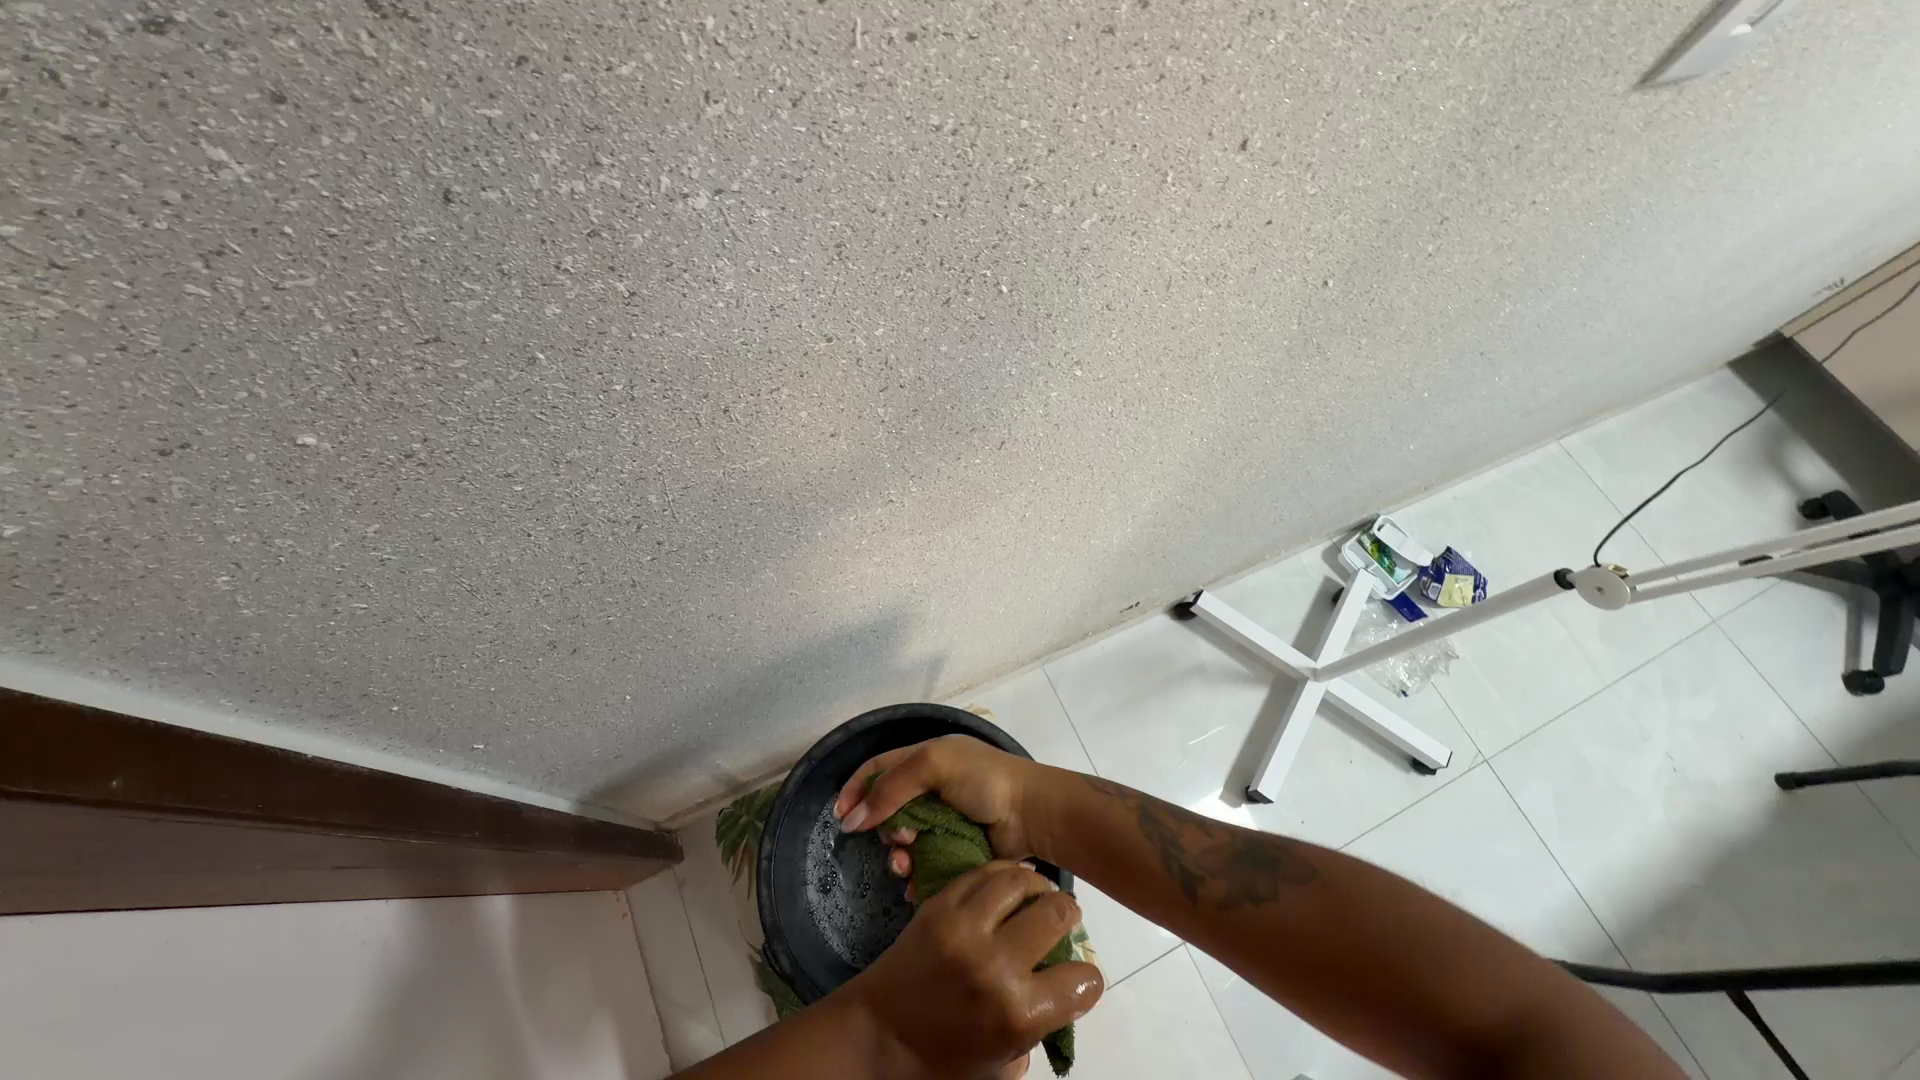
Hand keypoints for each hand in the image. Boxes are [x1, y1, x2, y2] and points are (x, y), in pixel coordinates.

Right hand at [834, 736, 1048, 883]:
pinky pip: (922, 865)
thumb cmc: (985, 780)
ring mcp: (943, 822)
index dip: (857, 789)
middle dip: (881, 827)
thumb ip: (892, 786)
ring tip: (905, 862)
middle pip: (888, 810)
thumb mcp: (935, 765)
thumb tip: (852, 820)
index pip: (880, 769)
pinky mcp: (954, 851)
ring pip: (903, 842)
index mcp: (928, 759)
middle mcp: (932, 789)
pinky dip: (914, 874)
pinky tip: (914, 882)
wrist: (1032, 814)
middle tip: (895, 840)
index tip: (840, 815)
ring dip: (897, 854)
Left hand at [841, 860, 1103, 1079]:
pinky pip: (984, 873)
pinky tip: (1010, 883)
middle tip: (1063, 921)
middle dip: (1068, 916)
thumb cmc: (941, 1061)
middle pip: (1057, 913)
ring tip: (1040, 894)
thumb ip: (1037, 1031)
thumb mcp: (1001, 1063)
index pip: (1084, 979)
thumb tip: (1061, 997)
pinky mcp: (939, 905)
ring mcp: (965, 928)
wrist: (876, 1034)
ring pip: (1021, 881)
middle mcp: (997, 964)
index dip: (1086, 980)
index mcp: (1017, 1014)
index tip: (1076, 979)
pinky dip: (1005, 873)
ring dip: (1039, 885)